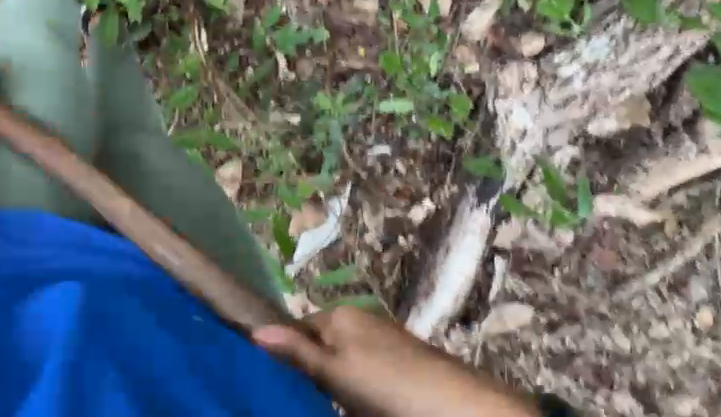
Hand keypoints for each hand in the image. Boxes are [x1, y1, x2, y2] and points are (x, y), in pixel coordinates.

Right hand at [252, 306, 540, 416]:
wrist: (467, 411)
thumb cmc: (390, 388)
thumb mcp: (336, 374)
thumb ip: (296, 352)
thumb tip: (253, 329)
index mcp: (340, 313)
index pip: (298, 328)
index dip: (290, 355)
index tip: (285, 384)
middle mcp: (362, 320)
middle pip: (325, 347)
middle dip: (320, 376)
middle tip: (317, 404)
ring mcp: (390, 342)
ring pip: (352, 366)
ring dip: (346, 391)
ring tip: (345, 412)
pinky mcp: (413, 367)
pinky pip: (376, 379)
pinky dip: (371, 397)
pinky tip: (375, 413)